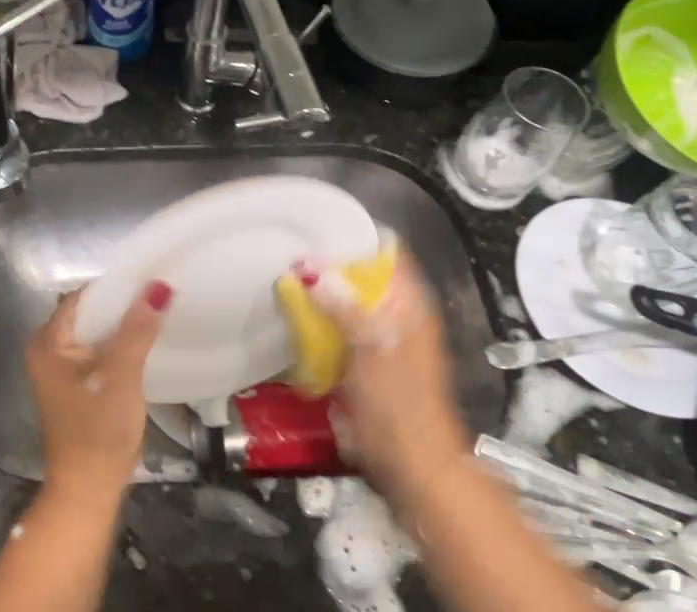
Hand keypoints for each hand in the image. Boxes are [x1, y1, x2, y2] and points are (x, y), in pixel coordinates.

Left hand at [27, 281, 171, 496]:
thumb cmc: (98, 427)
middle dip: (122, 305)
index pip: (83, 297)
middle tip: (160, 293)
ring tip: (158, 311)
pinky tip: (145, 342)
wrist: (89, 487)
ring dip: (123, 326)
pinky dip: (120, 345)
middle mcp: (48, 350)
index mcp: (48, 341)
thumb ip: (138, 328)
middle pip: (89, 313)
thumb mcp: (121, 373)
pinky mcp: (77, 386)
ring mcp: (61, 370)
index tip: (150, 277)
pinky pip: (99, 352)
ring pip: (96, 334)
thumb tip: (158, 286)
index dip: (116, 287)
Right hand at [296, 248, 467, 485]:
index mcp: (410, 305)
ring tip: (284, 284)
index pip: (389, 254)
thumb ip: (344, 307)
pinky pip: (338, 334)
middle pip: (364, 278)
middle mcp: (397, 316)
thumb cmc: (399, 404)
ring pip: (348, 306)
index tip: (320, 231)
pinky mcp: (365, 366)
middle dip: (330, 269)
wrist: (412, 466)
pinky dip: (319, 326)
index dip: (357, 240)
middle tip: (290, 257)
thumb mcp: (371, 349)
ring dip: (321, 299)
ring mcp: (381, 342)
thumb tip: (313, 269)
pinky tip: (293, 323)